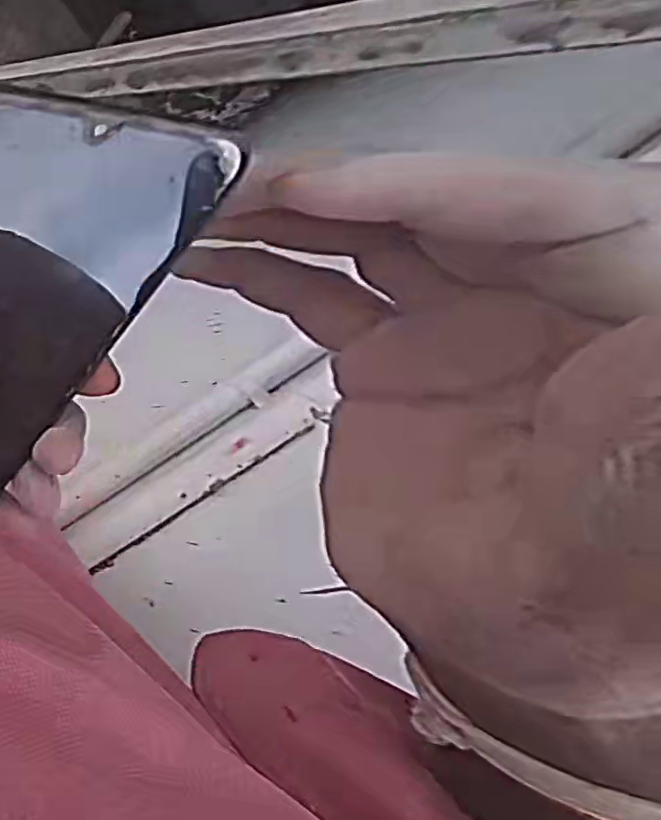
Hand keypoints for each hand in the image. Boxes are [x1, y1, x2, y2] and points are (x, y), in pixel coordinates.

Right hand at [179, 153, 660, 782]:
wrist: (520, 637)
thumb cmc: (610, 576)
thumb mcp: (641, 471)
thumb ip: (626, 379)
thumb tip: (605, 283)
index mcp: (635, 303)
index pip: (531, 203)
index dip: (413, 182)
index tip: (309, 189)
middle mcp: (546, 298)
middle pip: (426, 209)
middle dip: (324, 188)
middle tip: (230, 185)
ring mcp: (460, 326)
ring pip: (359, 240)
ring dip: (276, 219)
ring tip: (202, 211)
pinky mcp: (389, 358)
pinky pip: (315, 292)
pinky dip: (255, 270)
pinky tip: (210, 261)